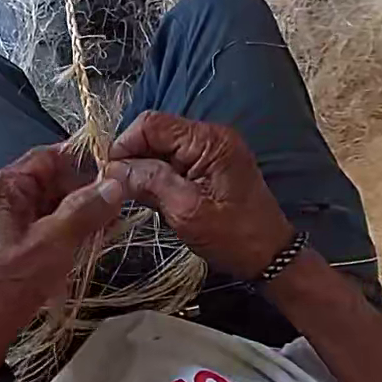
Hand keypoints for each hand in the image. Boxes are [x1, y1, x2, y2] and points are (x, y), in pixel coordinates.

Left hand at [0, 145, 125, 375]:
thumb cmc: (10, 283)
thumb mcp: (53, 243)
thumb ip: (85, 210)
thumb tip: (114, 184)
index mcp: (4, 187)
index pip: (47, 157)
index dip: (82, 158)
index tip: (113, 164)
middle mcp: (3, 197)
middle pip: (52, 179)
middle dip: (86, 189)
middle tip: (118, 199)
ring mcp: (9, 218)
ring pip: (53, 202)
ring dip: (82, 210)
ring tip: (111, 220)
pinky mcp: (17, 240)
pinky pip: (49, 222)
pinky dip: (71, 227)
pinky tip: (93, 237)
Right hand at [103, 111, 293, 277]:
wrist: (270, 258)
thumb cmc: (233, 237)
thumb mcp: (187, 211)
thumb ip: (150, 182)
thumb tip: (112, 169)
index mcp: (209, 140)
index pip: (151, 124)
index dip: (125, 145)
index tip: (111, 176)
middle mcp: (209, 136)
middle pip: (153, 133)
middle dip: (132, 158)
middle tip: (121, 190)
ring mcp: (208, 149)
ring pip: (157, 148)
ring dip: (142, 169)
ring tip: (137, 196)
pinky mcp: (205, 164)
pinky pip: (168, 160)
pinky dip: (154, 177)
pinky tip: (153, 197)